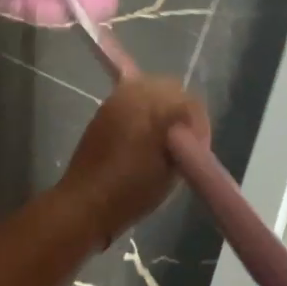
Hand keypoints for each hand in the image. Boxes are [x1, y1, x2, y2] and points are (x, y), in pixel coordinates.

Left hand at [60, 75, 209, 237]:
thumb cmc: (133, 191)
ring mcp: (116, 97)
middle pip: (170, 87)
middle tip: (184, 138)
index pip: (189, 103)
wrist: (88, 199)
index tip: (198, 146)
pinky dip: (143, 105)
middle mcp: (135, 94)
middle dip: (181, 109)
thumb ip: (186, 143)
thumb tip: (190, 132)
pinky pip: (132, 93)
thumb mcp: (171, 171)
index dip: (198, 124)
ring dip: (162, 104)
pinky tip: (147, 125)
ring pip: (150, 86)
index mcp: (155, 110)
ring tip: (165, 133)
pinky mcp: (105, 106)